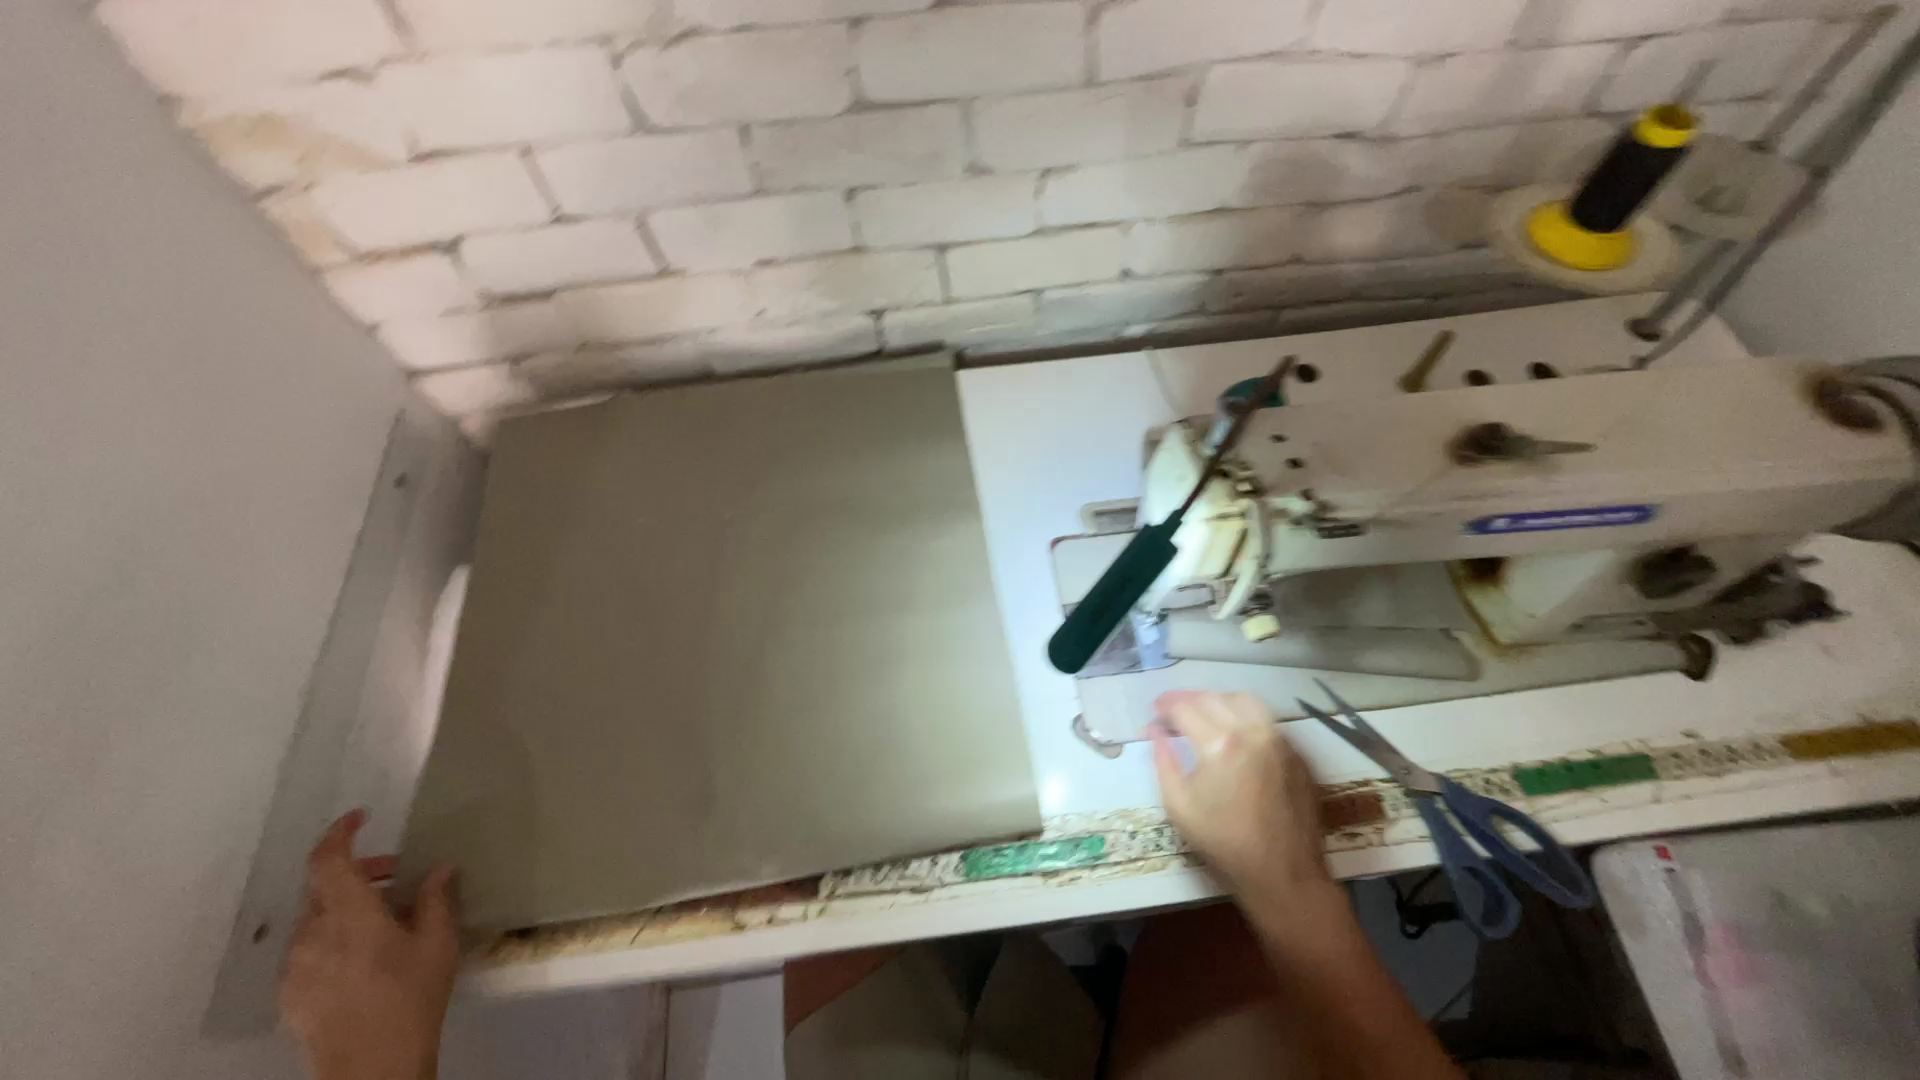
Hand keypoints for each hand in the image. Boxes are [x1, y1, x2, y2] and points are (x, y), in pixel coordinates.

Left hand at [279, 810, 459, 1079]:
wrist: (371, 1066)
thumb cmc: (411, 997)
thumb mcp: (438, 944)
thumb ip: (436, 899)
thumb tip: (440, 867)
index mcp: (350, 915)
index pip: (328, 860)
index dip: (339, 833)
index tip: (360, 817)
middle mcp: (312, 934)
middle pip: (324, 887)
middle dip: (360, 872)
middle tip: (397, 877)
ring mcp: (294, 966)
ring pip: (316, 918)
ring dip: (348, 907)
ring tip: (386, 923)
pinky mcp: (288, 993)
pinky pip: (309, 949)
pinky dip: (334, 937)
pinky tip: (364, 958)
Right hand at [1150, 691, 1330, 896]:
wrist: (1283, 873)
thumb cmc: (1224, 843)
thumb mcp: (1179, 806)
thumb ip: (1163, 761)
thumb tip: (1155, 732)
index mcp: (1219, 745)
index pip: (1184, 708)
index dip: (1165, 707)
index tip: (1155, 713)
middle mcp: (1251, 732)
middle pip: (1213, 698)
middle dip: (1187, 700)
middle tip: (1172, 711)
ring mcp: (1279, 740)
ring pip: (1245, 701)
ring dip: (1219, 701)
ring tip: (1205, 714)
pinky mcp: (1296, 752)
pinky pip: (1268, 720)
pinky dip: (1246, 716)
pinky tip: (1236, 733)